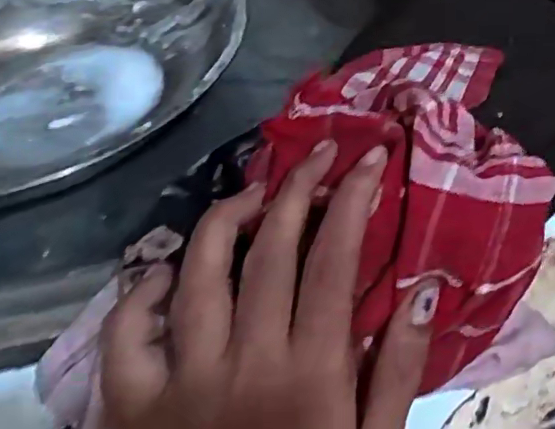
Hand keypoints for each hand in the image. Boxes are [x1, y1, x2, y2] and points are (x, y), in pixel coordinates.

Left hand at [101, 139, 439, 428]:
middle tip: (322, 152)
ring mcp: (179, 386)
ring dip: (228, 216)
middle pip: (271, 247)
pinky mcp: (128, 411)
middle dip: (301, 185)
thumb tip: (428, 285)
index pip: (335, 255)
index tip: (372, 157)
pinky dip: (143, 291)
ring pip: (199, 272)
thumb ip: (400, 367)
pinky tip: (170, 272)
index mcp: (310, 372)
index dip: (355, 195)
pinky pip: (126, 334)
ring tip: (256, 191)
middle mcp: (243, 365)